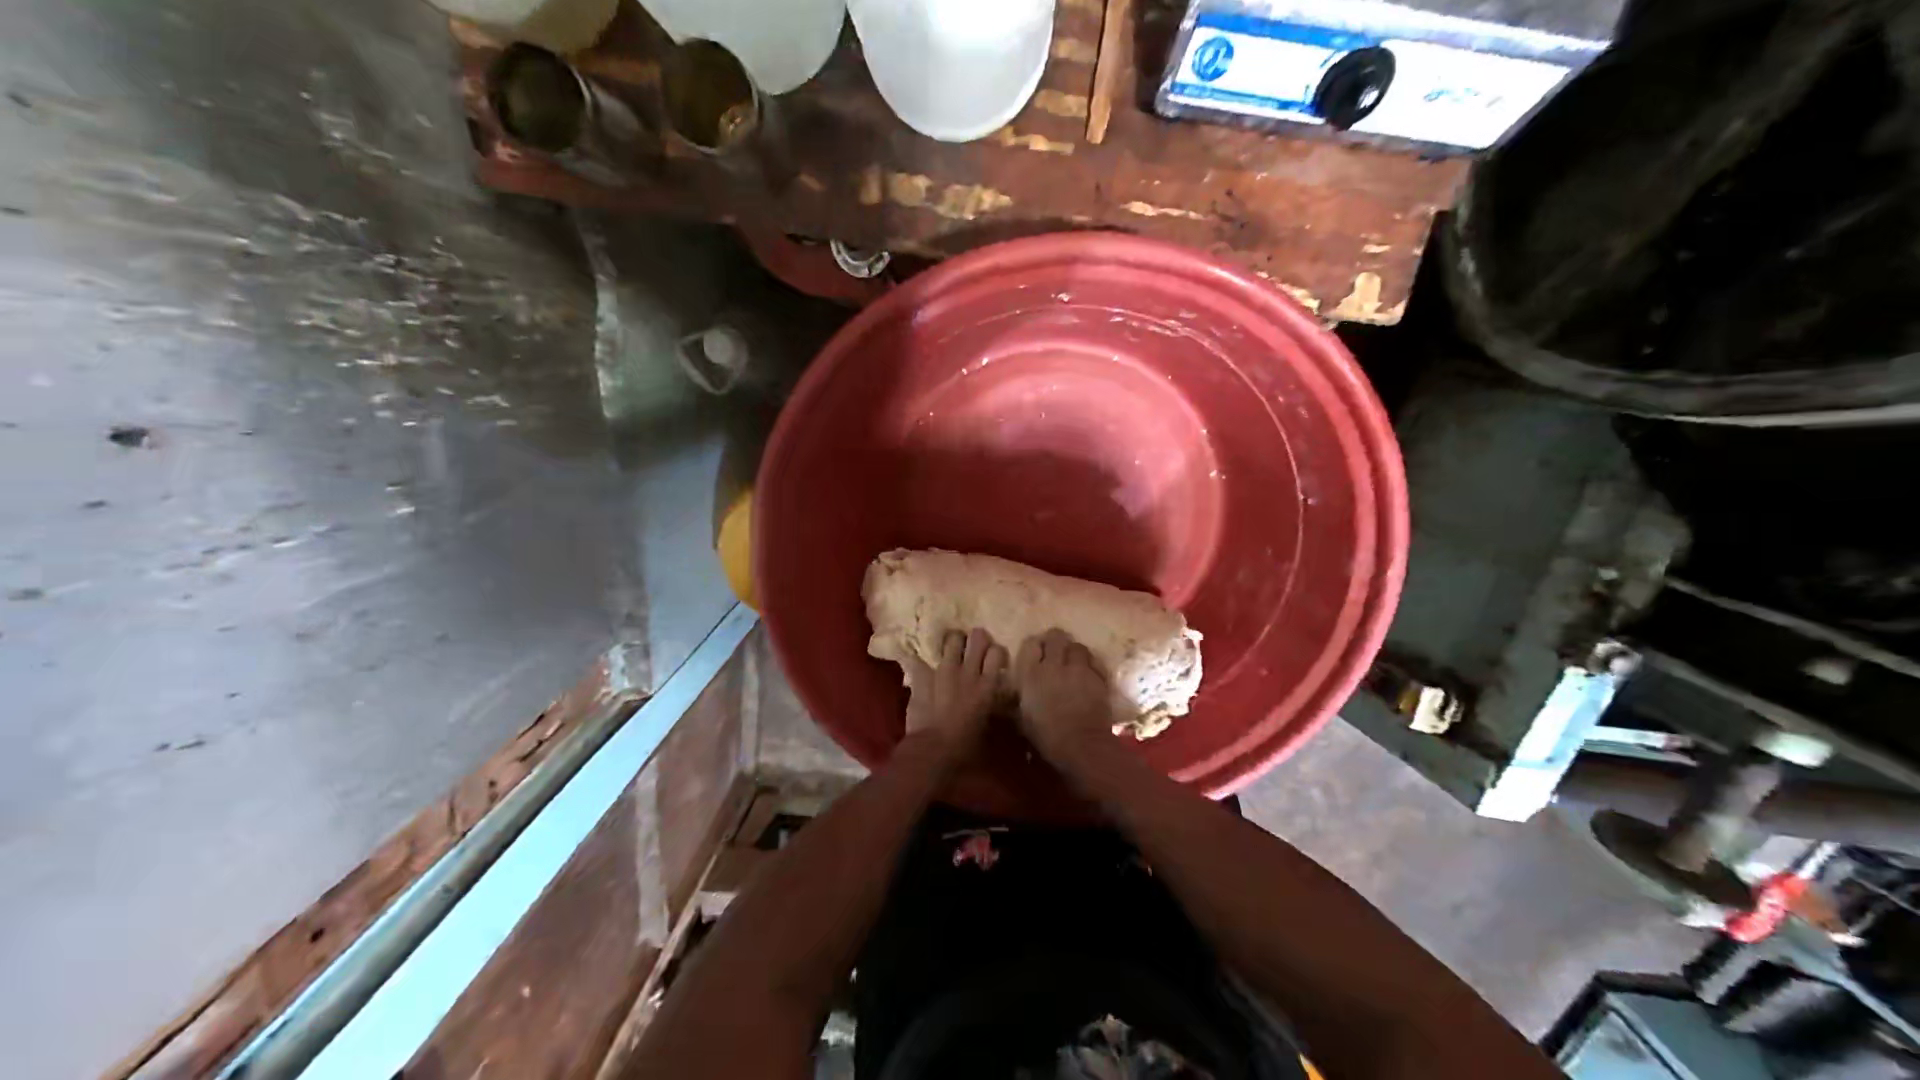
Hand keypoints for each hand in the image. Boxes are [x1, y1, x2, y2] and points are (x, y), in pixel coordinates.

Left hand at [903, 629, 1007, 758]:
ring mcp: (943, 670)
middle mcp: (967, 671)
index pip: (997, 652)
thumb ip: (995, 711)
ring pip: (951, 639)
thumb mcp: (989, 729)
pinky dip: (922, 661)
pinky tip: (922, 666)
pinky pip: (920, 658)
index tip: (993, 660)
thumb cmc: (966, 747)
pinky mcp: (921, 675)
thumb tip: (998, 706)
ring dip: (952, 643)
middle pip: (977, 637)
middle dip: (976, 639)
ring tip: (951, 651)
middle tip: (973, 649)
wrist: (932, 750)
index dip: (995, 653)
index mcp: (987, 685)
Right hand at [1014, 629, 1114, 762]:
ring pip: (1077, 646)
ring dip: (1074, 651)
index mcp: (1031, 674)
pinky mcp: (1098, 676)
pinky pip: (1094, 660)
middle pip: (1055, 637)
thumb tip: (1016, 692)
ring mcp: (1079, 668)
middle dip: (1055, 641)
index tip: (1036, 653)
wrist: (1081, 745)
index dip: (1034, 646)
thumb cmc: (1046, 737)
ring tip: (1073, 662)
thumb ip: (1020, 698)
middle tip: (1055, 652)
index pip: (1030, 644)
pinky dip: (1090, 663)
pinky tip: (1088, 673)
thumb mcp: (1023, 718)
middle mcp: (1054, 664)